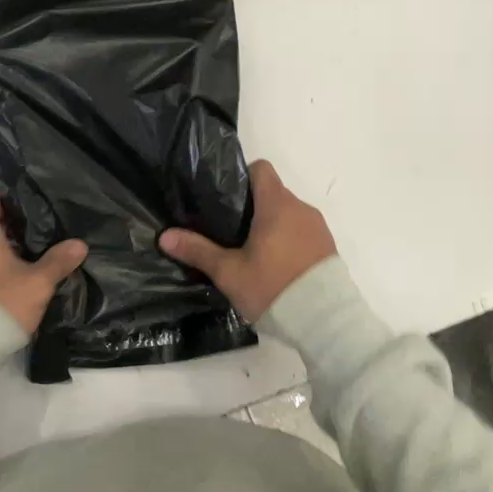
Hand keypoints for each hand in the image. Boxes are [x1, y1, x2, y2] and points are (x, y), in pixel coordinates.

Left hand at [0, 195, 88, 335]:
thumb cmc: (3, 304)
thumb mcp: (38, 283)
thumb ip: (58, 261)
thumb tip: (79, 244)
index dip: (11, 201)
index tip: (34, 211)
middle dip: (12, 226)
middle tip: (41, 234)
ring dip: (4, 247)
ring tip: (32, 256)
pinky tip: (15, 277)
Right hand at [159, 160, 336, 321]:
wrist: (325, 322)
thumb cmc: (273, 287)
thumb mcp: (229, 272)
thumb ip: (198, 251)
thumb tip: (164, 236)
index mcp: (277, 205)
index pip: (260, 169)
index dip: (241, 177)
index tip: (224, 198)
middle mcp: (301, 209)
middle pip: (273, 193)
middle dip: (252, 207)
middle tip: (228, 230)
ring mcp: (319, 229)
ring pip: (288, 215)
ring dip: (271, 225)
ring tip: (251, 251)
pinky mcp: (329, 249)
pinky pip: (303, 233)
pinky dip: (288, 240)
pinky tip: (274, 265)